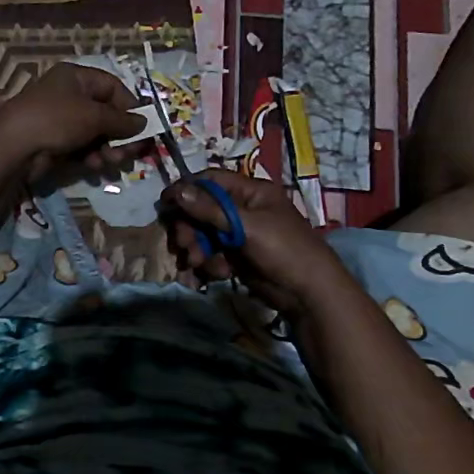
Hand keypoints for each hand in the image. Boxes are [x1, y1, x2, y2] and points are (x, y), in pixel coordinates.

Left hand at [0, 63, 147, 180]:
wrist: (14, 146)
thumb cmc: (56, 119)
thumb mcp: (94, 116)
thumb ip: (122, 120)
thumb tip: (144, 122)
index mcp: (76, 77)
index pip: (112, 86)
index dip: (129, 106)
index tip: (143, 126)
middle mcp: (69, 95)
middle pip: (105, 113)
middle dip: (120, 133)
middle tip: (132, 152)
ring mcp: (61, 120)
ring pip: (96, 133)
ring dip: (108, 148)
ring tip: (112, 161)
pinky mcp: (55, 143)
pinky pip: (82, 147)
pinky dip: (92, 156)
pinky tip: (95, 167)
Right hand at [161, 169, 351, 312]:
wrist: (308, 293)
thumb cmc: (283, 249)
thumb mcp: (246, 226)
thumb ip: (209, 209)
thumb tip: (177, 190)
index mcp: (251, 192)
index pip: (211, 180)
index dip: (187, 189)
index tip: (165, 203)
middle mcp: (243, 208)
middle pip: (202, 208)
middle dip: (189, 226)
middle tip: (182, 242)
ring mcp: (240, 233)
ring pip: (204, 233)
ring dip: (197, 247)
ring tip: (198, 262)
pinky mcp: (237, 256)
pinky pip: (212, 253)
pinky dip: (210, 263)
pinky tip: (219, 273)